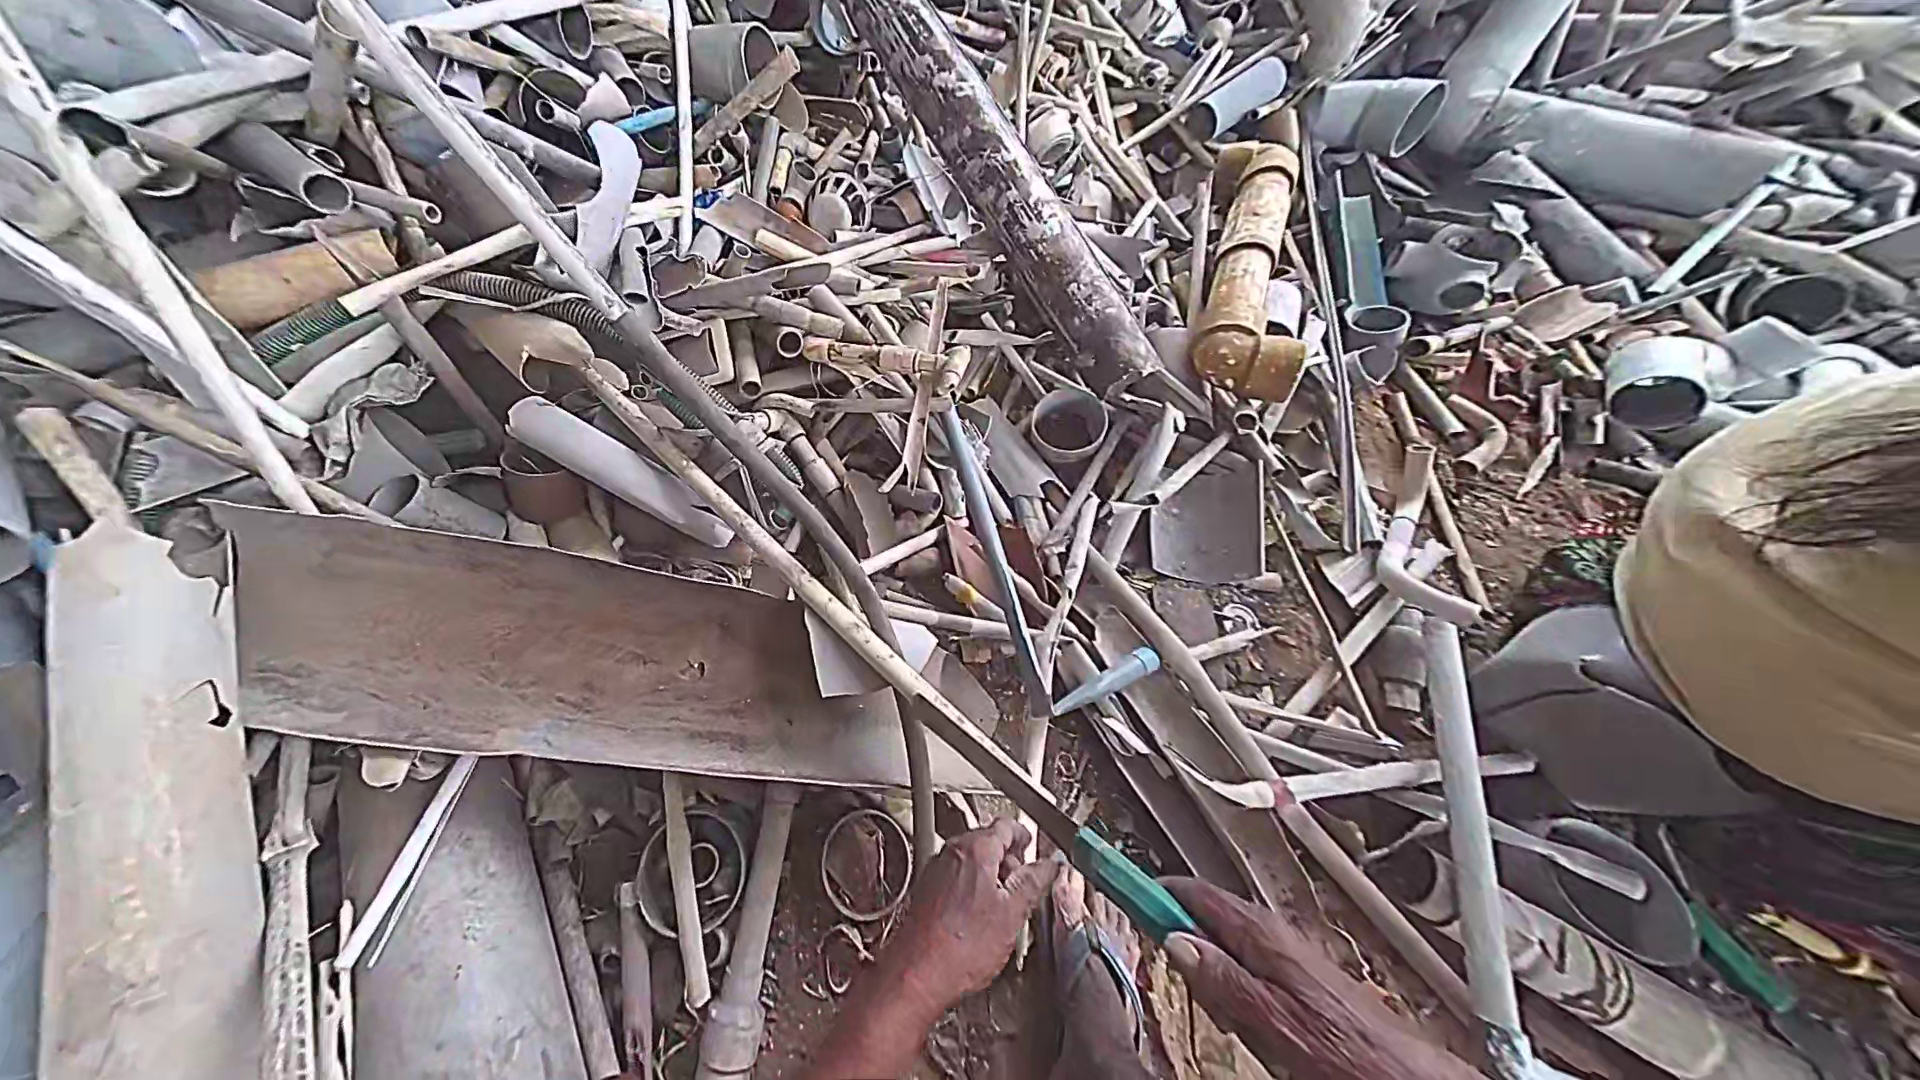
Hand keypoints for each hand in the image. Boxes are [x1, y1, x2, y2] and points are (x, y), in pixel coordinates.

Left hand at [872, 818, 1061, 1017]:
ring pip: (971, 859)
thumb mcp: (1011, 915)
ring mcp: (936, 869)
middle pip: (988, 840)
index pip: (1007, 826)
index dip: (1025, 836)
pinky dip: (971, 886)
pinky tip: (976, 916)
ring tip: (1001, 906)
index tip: (1032, 847)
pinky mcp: (926, 889)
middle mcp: (952, 852)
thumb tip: (1049, 866)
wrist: (916, 975)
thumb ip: (1033, 882)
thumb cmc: (958, 948)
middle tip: (1022, 883)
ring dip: (990, 874)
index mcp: (975, 849)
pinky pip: (955, 876)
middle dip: (1008, 859)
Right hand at [1158, 878, 1479, 1079]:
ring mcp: (1280, 947)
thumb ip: (1221, 979)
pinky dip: (1223, 972)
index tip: (1119, 881)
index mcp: (1258, 932)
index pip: (1190, 891)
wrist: (1407, 1076)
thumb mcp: (1272, 1022)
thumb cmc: (1348, 1052)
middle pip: (1202, 909)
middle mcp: (1268, 930)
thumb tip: (1176, 942)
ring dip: (1201, 954)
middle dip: (1177, 928)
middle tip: (1167, 960)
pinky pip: (1239, 957)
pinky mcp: (1291, 969)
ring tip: (1208, 994)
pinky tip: (1235, 1006)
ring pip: (1219, 935)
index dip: (1151, 886)